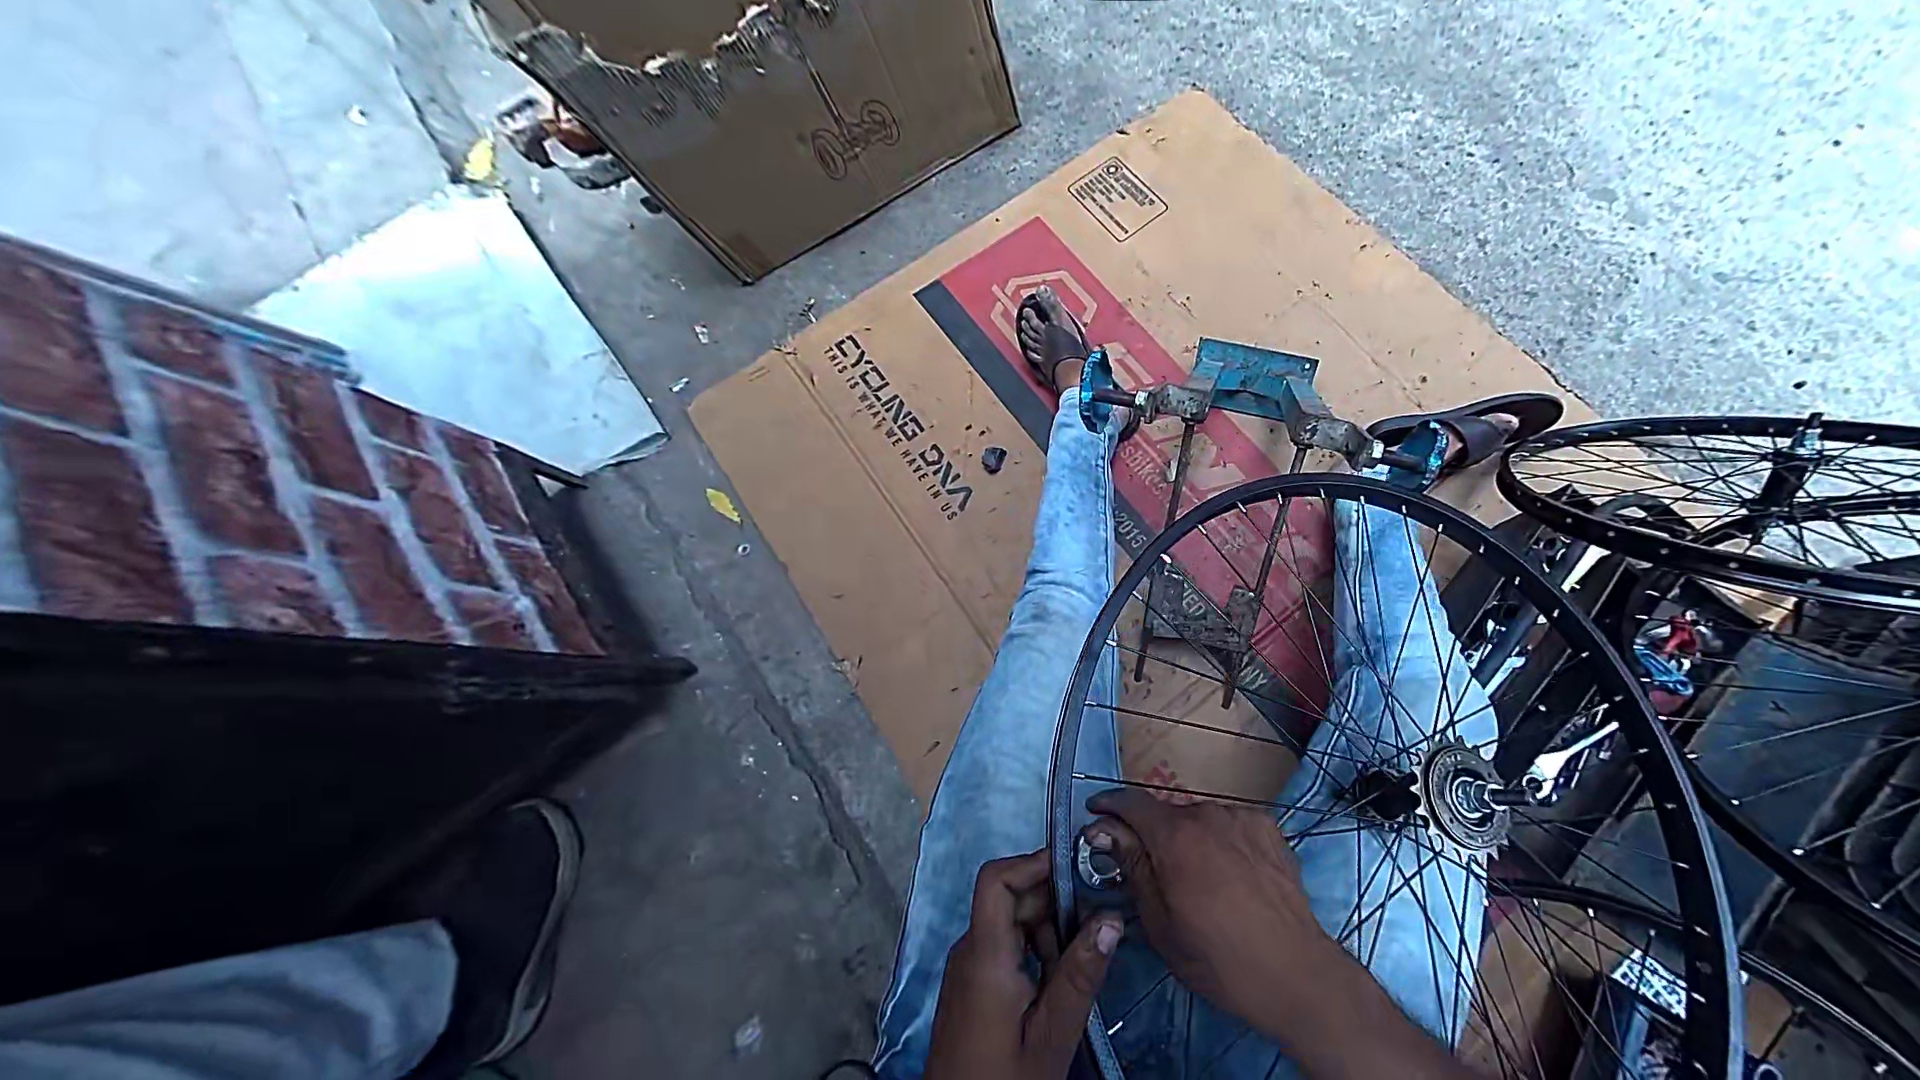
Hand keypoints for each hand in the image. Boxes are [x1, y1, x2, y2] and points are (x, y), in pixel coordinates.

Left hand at [924, 851, 1122, 1079]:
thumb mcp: (1051, 1033)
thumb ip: (1079, 974)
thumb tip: (1111, 920)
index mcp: (984, 951)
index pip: (995, 879)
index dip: (1031, 864)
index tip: (1073, 869)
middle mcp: (970, 947)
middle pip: (1008, 898)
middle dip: (1051, 901)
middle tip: (1094, 922)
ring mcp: (968, 965)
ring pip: (1009, 921)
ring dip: (1045, 928)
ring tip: (1079, 960)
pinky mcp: (971, 983)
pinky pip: (1003, 945)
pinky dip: (1033, 949)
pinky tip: (1058, 977)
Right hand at [1084, 789, 1343, 1034]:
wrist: (1298, 977)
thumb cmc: (1219, 958)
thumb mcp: (1159, 922)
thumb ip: (1130, 865)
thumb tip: (1102, 829)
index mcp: (1175, 836)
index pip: (1130, 802)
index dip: (1108, 805)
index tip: (1097, 813)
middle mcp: (1207, 814)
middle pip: (1166, 814)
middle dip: (1154, 835)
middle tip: (1157, 870)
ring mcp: (1241, 817)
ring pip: (1199, 818)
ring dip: (1191, 837)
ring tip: (1202, 878)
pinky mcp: (1268, 827)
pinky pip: (1230, 824)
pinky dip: (1222, 839)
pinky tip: (1232, 872)